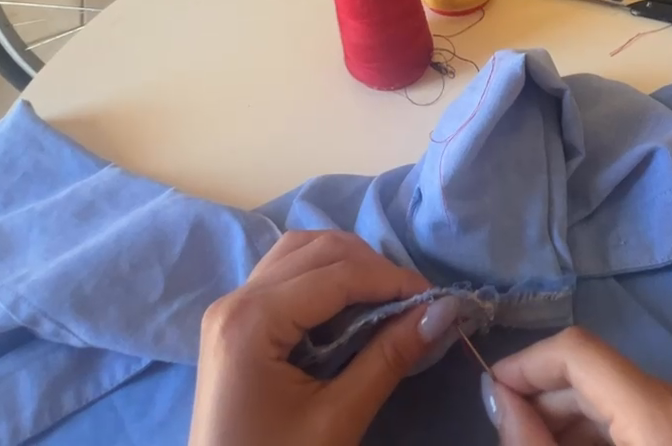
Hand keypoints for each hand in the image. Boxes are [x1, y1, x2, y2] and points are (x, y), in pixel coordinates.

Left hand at [189, 230, 461, 445]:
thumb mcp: (335, 421)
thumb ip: (387, 358)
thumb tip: (441, 312)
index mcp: (251, 320)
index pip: (336, 274)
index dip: (392, 279)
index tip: (437, 297)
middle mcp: (236, 298)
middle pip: (317, 250)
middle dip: (373, 266)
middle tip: (416, 301)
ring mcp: (229, 306)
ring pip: (300, 250)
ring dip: (347, 263)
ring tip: (386, 297)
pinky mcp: (233, 320)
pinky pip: (284, 271)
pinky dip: (322, 273)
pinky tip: (348, 301)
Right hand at [483, 327, 671, 445]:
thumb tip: (499, 399)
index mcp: (666, 418)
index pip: (578, 353)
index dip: (526, 364)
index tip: (491, 393)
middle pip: (599, 375)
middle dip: (546, 401)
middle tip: (511, 436)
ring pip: (622, 397)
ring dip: (575, 422)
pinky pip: (649, 420)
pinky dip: (610, 437)